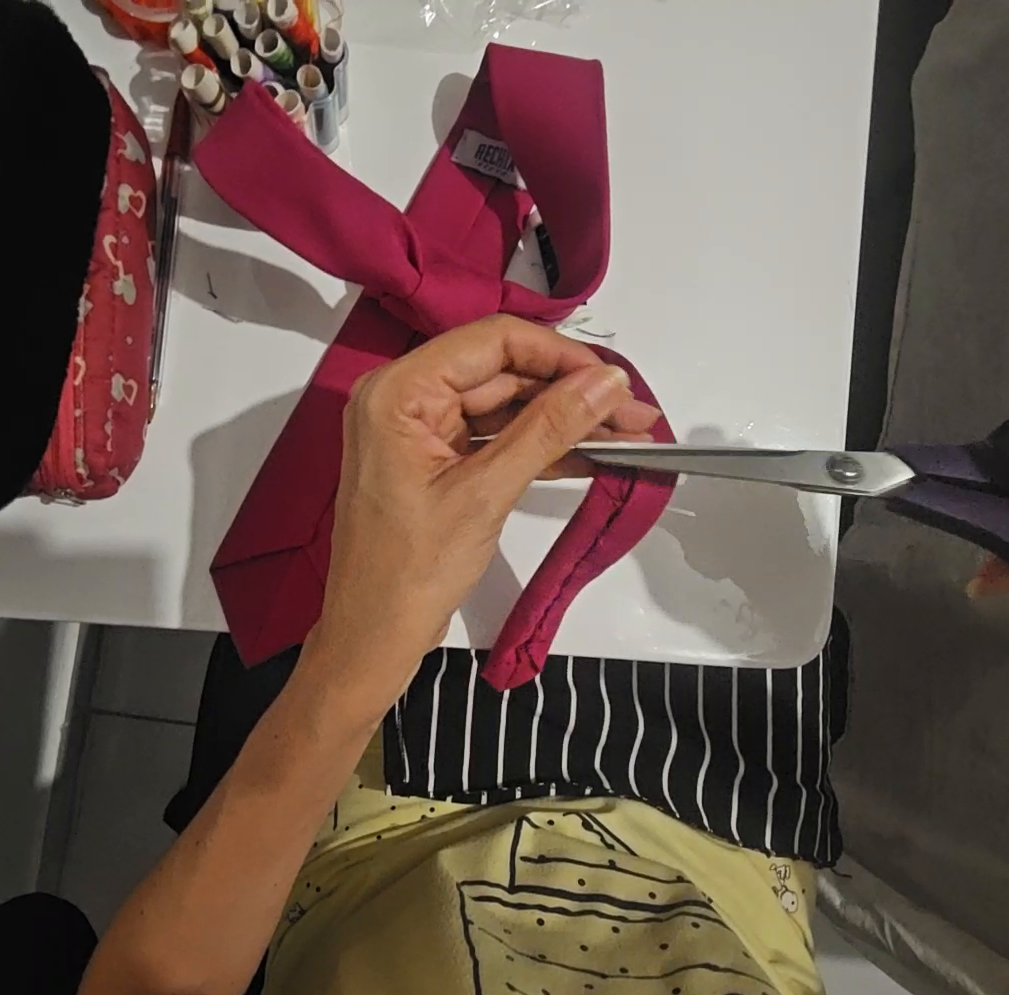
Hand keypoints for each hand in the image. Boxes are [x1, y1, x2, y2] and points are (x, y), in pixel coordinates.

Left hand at [304, 316, 661, 701]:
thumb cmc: (411, 572)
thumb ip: (549, 429)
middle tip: (633, 413)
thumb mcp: (486, 493)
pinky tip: (589, 455)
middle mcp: (403, 400)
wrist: (374, 636)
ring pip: (503, 408)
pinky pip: (493, 440)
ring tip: (625, 434)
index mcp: (398, 393)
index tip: (614, 380)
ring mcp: (419, 433)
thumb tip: (607, 383)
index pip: (491, 343)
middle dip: (569, 392)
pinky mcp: (434, 463)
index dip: (559, 356)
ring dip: (561, 422)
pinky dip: (537, 448)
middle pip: (501, 374)